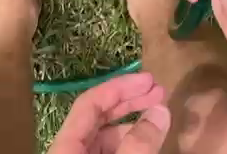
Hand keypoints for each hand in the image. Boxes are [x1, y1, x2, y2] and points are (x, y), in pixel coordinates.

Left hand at [49, 72, 170, 153]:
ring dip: (133, 125)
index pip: (90, 102)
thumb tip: (162, 109)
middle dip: (130, 102)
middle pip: (98, 118)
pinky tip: (146, 144)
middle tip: (159, 92)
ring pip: (105, 139)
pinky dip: (128, 145)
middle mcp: (68, 151)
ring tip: (159, 120)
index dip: (120, 86)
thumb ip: (137, 143)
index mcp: (64, 145)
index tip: (149, 80)